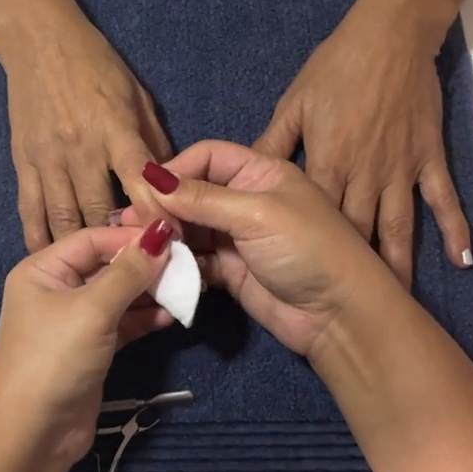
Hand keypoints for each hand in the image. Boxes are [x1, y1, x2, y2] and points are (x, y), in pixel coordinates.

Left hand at [0, 222, 174, 469]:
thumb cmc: (55, 360)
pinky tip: (170, 317)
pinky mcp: (90, 349)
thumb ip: (129, 272)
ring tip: (185, 289)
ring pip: (118, 296)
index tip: (173, 237)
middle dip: (145, 266)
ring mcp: (73, 322)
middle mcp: (55, 291)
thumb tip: (161, 235)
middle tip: (186, 263)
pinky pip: (121, 324)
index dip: (131, 236)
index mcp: (42, 271)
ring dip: (149, 293)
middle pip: (107, 265)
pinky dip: (144, 319)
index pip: (92, 239)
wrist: (35, 432)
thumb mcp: (92, 310)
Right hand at [5, 16, 173, 250]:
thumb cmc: (95, 64)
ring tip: (97, 273)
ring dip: (81, 249)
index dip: (156, 216)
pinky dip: (39, 238)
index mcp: (115, 130)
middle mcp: (80, 149)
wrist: (38, 41)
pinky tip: (50, 257)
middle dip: (118, 242)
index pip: (140, 183)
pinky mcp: (23, 163)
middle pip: (100, 211)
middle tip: (135, 270)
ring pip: (64, 218)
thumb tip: (170, 186)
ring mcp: (48, 159)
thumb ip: (151, 142)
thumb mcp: (136, 96)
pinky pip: (31, 210)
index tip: (171, 243)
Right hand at [138, 143, 394, 356]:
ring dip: (166, 236)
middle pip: (192, 193)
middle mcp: (246, 200)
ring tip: (138, 247)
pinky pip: (195, 261)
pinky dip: (178, 265)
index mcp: (261, 172)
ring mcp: (237, 238)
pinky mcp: (231, 272)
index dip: (174, 170)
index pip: (207, 157)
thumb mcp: (256, 214)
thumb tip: (150, 178)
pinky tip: (159, 270)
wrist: (339, 314)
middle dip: (164, 206)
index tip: (144, 191)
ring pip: (190, 229)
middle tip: (134, 224)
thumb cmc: (308, 249)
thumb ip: (202, 197)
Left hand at [253, 8, 470, 286]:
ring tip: (397, 302)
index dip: (298, 252)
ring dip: (397, 265)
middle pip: (352, 233)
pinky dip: (454, 229)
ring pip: (396, 228)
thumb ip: (269, 146)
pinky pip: (442, 199)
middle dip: (348, 274)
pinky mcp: (428, 159)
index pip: (311, 219)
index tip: (286, 287)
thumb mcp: (292, 106)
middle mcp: (362, 176)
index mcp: (324, 165)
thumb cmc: (335, 68)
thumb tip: (235, 176)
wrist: (392, 34)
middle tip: (346, 312)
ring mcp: (399, 171)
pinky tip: (462, 261)